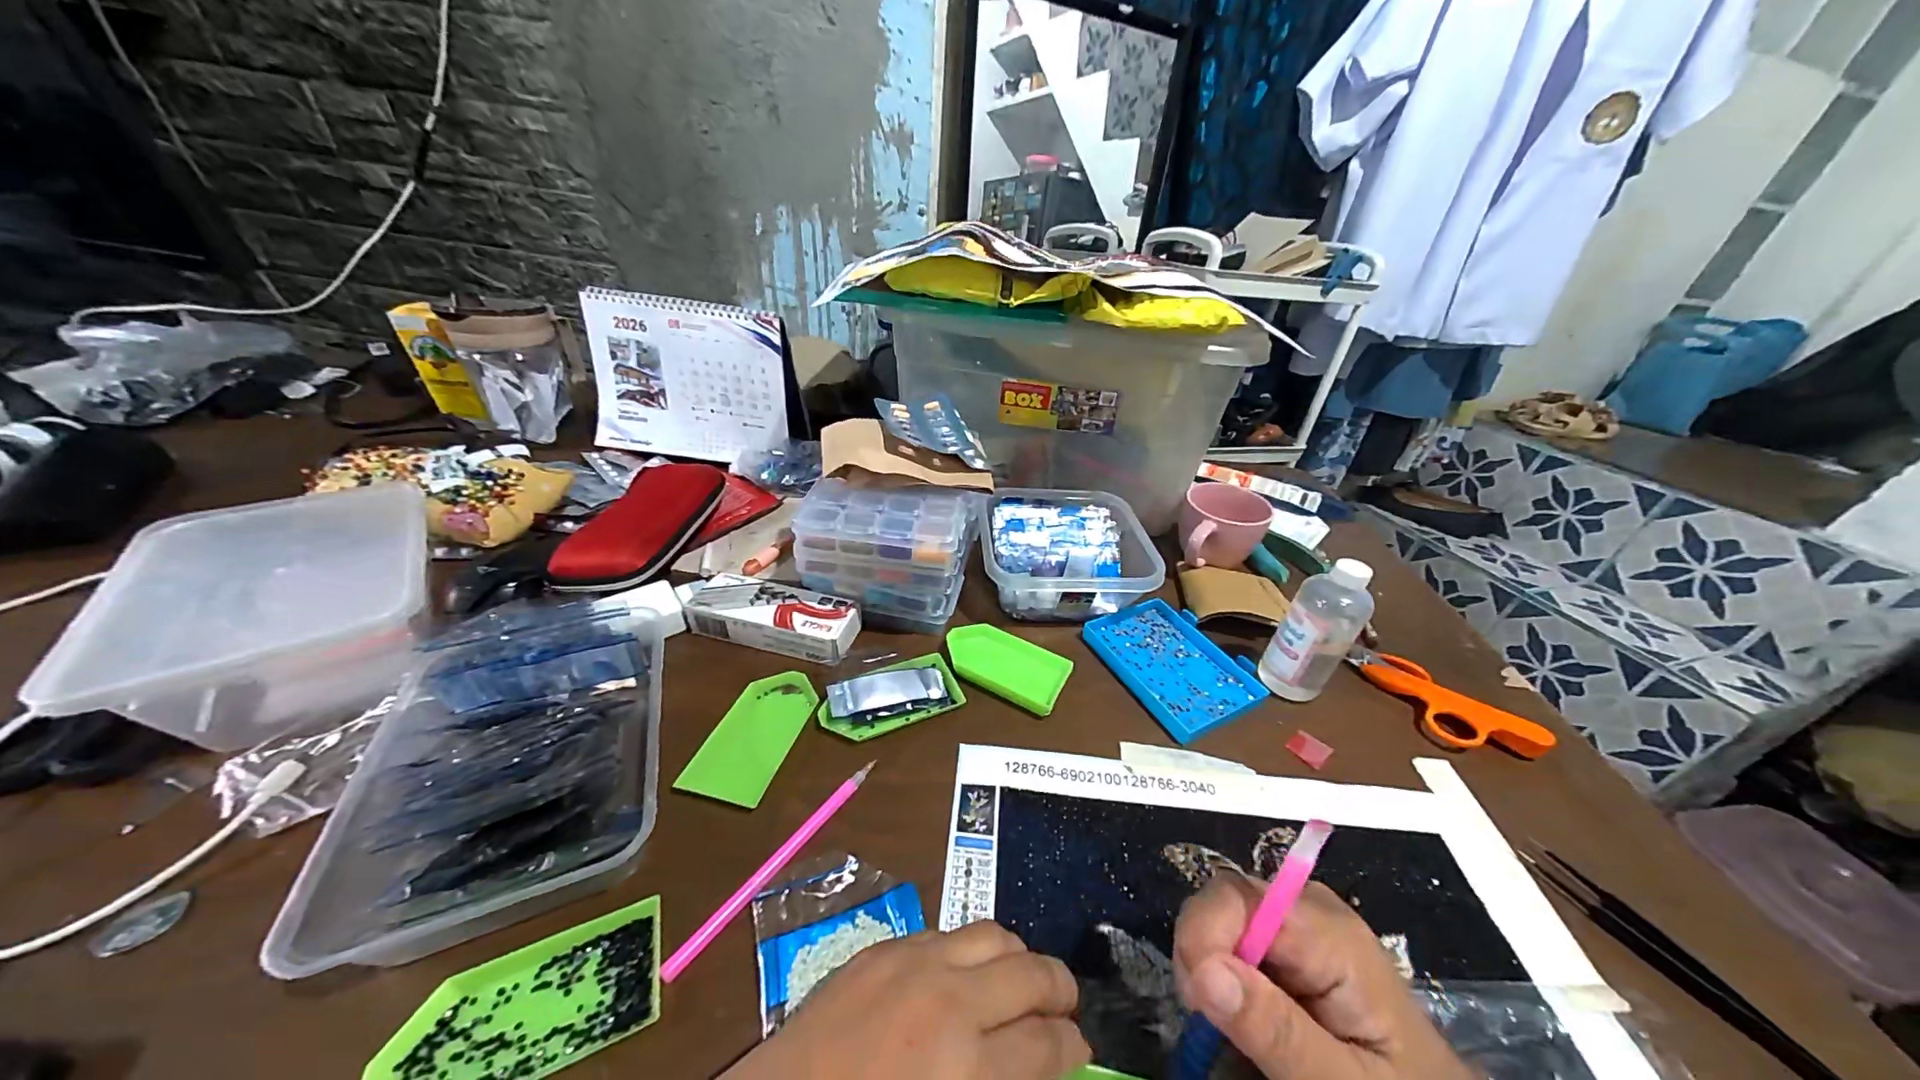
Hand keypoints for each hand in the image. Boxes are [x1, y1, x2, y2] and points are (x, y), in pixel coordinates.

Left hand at [723, 920, 1090, 1079]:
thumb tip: (1038, 1062)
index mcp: (965, 1066)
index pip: (1048, 1043)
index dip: (1073, 1046)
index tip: (1078, 1048)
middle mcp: (947, 999)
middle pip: (1033, 973)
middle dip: (1060, 991)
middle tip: (1062, 1009)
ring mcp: (912, 962)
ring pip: (994, 935)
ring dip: (1018, 959)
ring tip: (1019, 981)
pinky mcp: (884, 947)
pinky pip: (946, 932)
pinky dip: (969, 951)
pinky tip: (962, 974)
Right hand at [1173, 877, 1473, 1079]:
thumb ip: (1278, 1032)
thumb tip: (1203, 971)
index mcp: (1330, 934)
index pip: (1237, 898)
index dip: (1201, 937)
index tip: (1194, 1002)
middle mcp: (1312, 911)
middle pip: (1224, 902)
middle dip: (1200, 955)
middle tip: (1205, 1024)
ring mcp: (1301, 925)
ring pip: (1223, 919)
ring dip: (1207, 969)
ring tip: (1223, 1029)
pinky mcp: (1294, 945)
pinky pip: (1238, 939)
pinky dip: (1223, 975)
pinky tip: (1238, 1014)